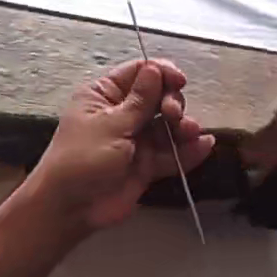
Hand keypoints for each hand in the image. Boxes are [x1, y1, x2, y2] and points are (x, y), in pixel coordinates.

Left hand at [26, 59, 215, 231]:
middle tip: (173, 116)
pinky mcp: (146, 167)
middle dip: (173, 103)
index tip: (179, 81)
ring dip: (183, 128)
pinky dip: (188, 152)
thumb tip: (155, 69)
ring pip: (168, 127)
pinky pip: (171, 155)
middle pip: (159, 98)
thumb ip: (140, 100)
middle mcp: (122, 114)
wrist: (70, 206)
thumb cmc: (82, 158)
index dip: (162, 73)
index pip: (139, 72)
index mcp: (105, 95)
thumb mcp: (111, 124)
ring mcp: (135, 142)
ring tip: (190, 133)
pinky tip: (205, 146)